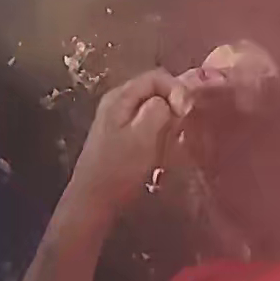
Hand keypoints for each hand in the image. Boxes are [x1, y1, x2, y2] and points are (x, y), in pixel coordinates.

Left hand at [63, 69, 181, 226]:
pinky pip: (146, 123)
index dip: (177, 89)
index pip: (157, 77)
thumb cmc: (120, 170)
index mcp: (120, 96)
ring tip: (175, 136)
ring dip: (167, 119)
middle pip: (154, 90)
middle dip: (173, 103)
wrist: (93, 203)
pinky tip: (162, 148)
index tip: (186, 112)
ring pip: (152, 107)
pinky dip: (159, 130)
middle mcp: (117, 102)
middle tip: (183, 124)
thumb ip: (160, 109)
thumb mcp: (144, 135)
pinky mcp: (120, 137)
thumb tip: (172, 100)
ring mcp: (116, 119)